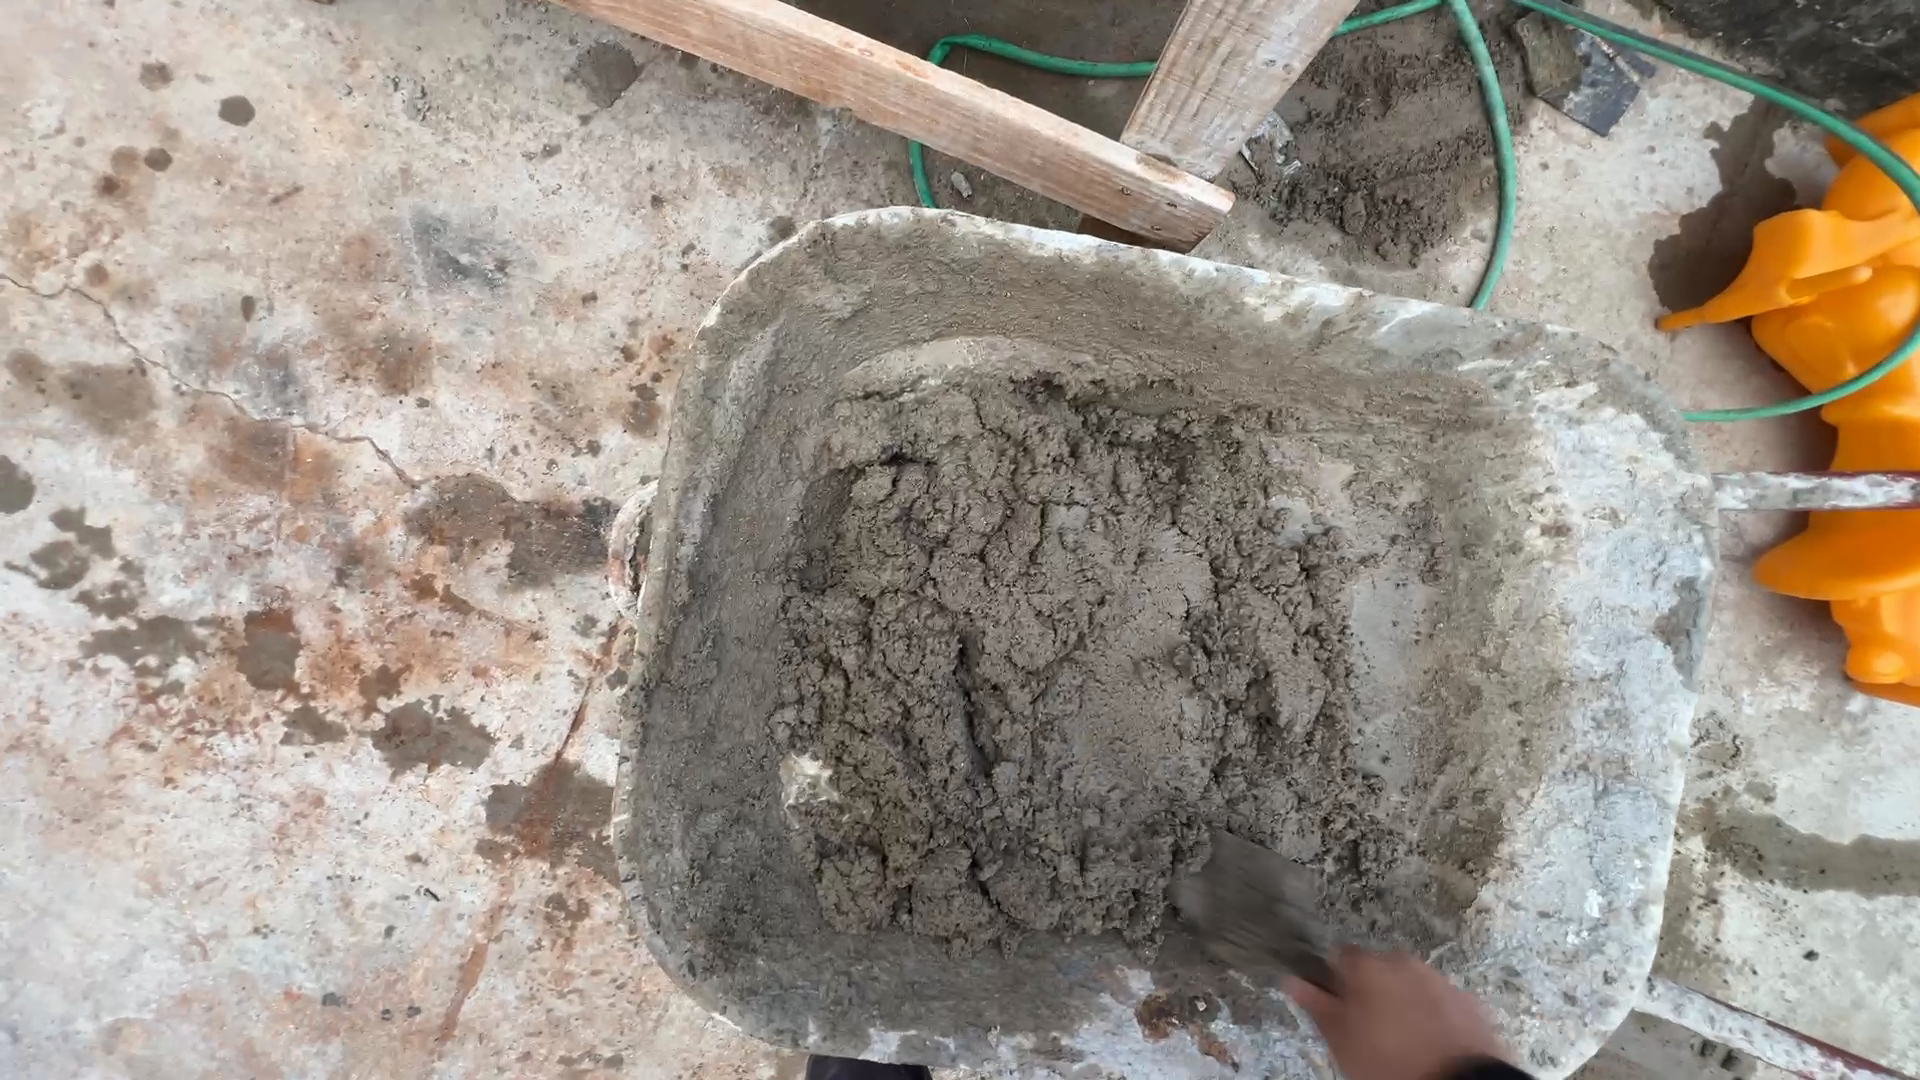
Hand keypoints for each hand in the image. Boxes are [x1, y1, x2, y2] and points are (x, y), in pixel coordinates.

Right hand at [1285, 947, 1509, 1079]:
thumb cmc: (1390, 1064)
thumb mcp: (1342, 1041)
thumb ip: (1317, 1005)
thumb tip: (1291, 980)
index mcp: (1366, 966)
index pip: (1340, 955)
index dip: (1337, 978)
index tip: (1339, 1004)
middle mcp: (1402, 961)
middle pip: (1378, 967)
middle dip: (1373, 988)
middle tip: (1372, 1025)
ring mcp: (1441, 980)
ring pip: (1412, 982)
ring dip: (1405, 999)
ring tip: (1406, 1037)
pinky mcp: (1472, 1004)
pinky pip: (1443, 1002)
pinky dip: (1437, 1014)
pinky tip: (1435, 1041)